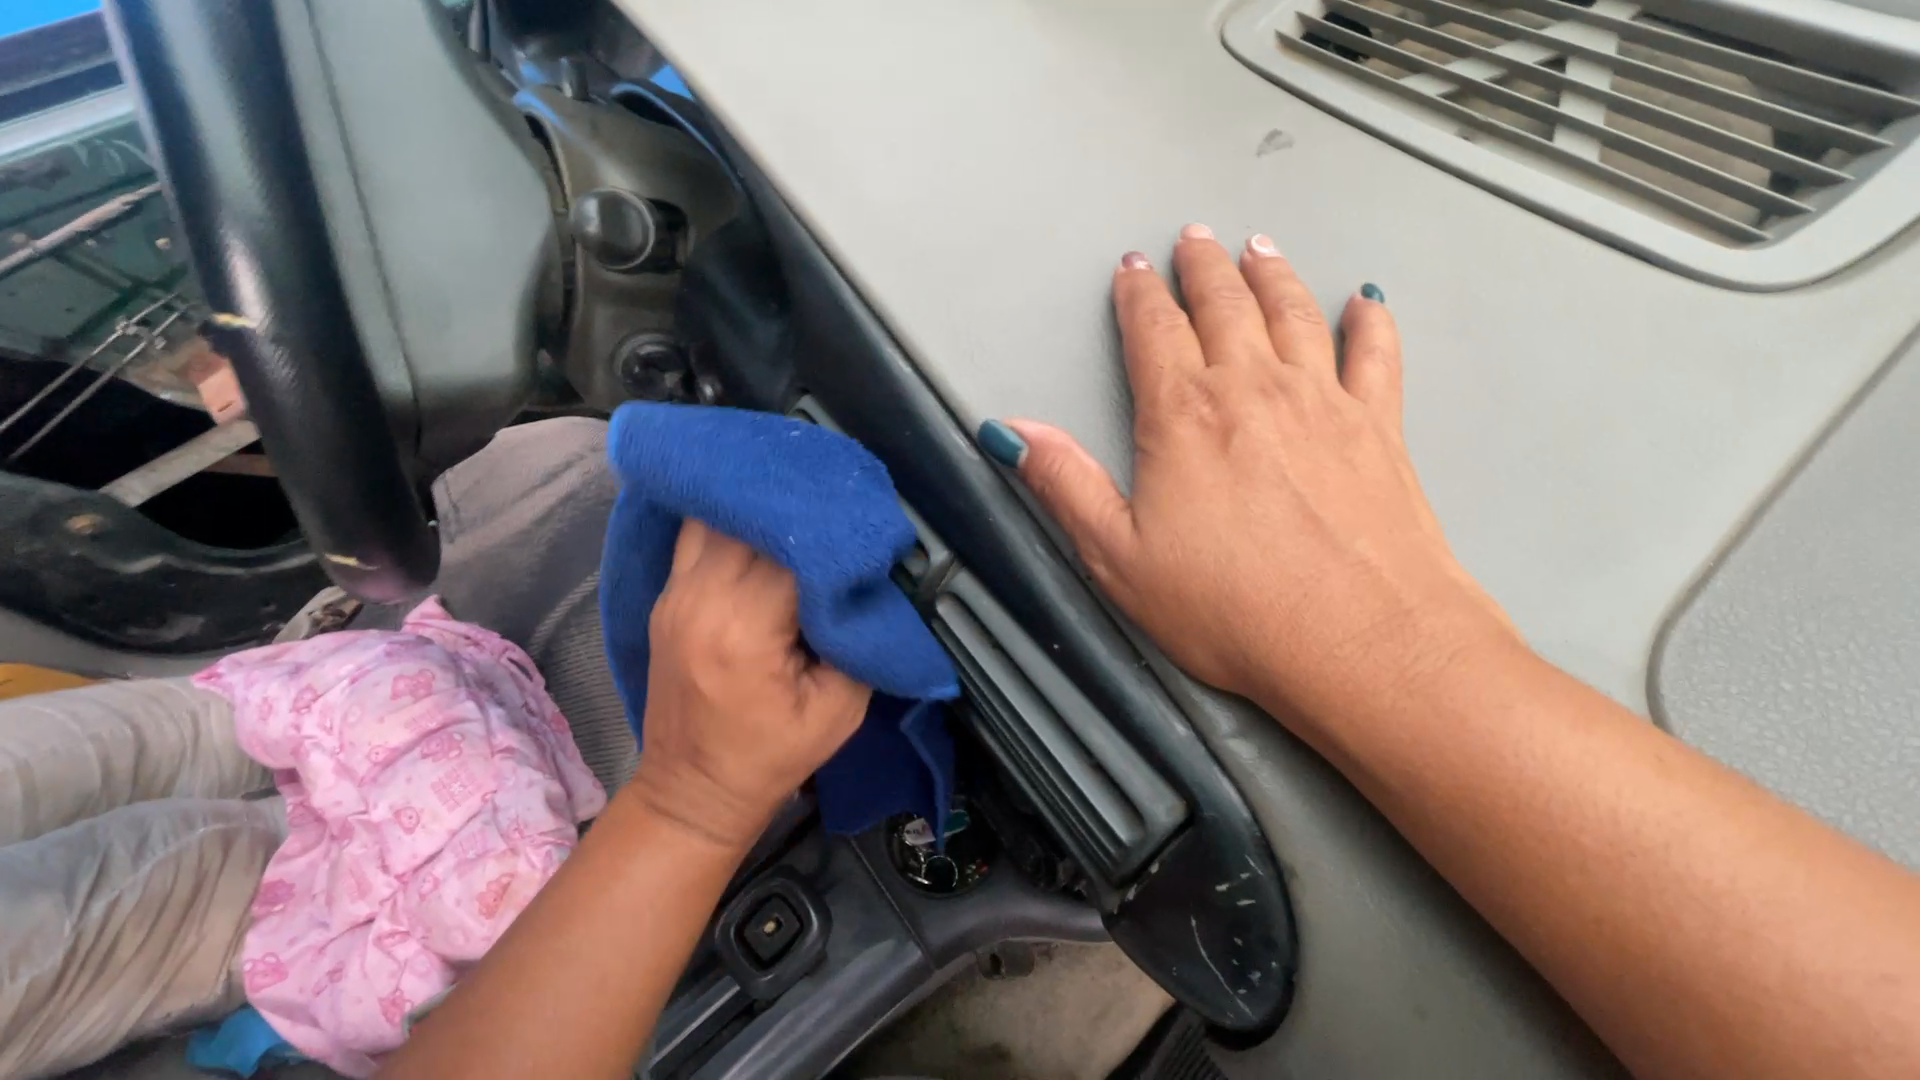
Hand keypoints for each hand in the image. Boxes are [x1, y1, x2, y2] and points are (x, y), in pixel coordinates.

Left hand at [631, 521, 871, 849]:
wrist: (693, 789)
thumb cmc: (770, 756)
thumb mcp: (840, 708)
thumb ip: (857, 637)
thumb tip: (868, 580)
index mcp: (744, 628)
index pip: (794, 548)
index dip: (835, 530)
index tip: (869, 522)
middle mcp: (701, 598)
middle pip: (752, 518)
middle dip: (800, 507)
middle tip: (841, 498)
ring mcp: (676, 594)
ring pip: (718, 515)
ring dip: (761, 506)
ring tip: (803, 499)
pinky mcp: (668, 596)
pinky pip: (697, 535)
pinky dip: (730, 518)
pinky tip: (762, 515)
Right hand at [998, 225, 1515, 727]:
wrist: (1360, 641)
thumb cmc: (1232, 607)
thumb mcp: (1118, 556)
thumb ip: (1065, 484)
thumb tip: (1012, 432)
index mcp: (1184, 415)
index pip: (1153, 331)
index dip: (1139, 295)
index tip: (1133, 270)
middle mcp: (1254, 390)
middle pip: (1225, 304)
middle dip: (1203, 266)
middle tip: (1195, 237)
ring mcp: (1323, 402)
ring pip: (1294, 312)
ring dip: (1272, 274)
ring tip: (1259, 247)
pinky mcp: (1379, 429)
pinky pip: (1376, 355)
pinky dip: (1370, 322)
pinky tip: (1367, 303)